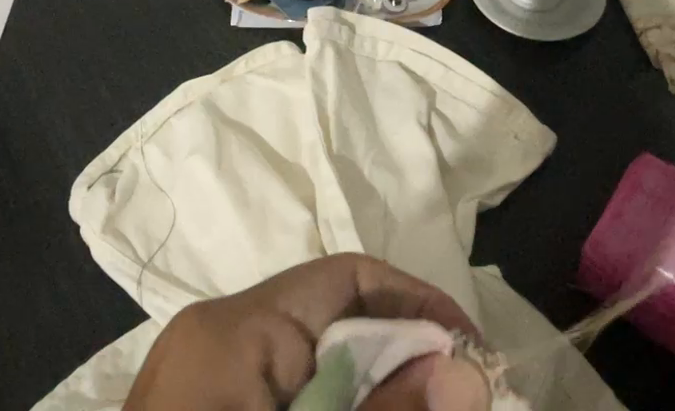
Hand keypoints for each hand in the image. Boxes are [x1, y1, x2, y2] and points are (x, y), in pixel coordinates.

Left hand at [123, 253, 483, 410]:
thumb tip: (466, 370)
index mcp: (238, 328)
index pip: (346, 276)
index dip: (415, 301)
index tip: (471, 352)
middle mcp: (218, 331)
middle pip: (333, 317)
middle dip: (399, 352)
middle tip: (458, 398)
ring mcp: (205, 370)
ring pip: (314, 358)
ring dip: (369, 386)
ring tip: (415, 407)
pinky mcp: (203, 400)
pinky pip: (284, 387)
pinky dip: (330, 403)